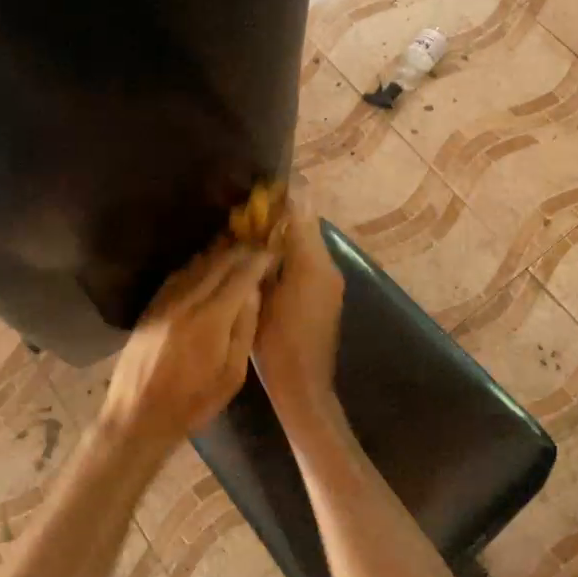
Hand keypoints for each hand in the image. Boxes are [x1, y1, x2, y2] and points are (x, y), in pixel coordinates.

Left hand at [100, 244, 274, 451]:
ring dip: (218, 253)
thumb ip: (244, 330)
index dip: (259, 260)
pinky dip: (197, 265)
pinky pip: (178, 274)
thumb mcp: (231, 376)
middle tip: (257, 243)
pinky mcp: (151, 305)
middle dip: (241, 250)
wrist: (137, 414)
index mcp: (212, 318)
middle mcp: (187, 300)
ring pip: (196, 263)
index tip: (272, 250)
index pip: (241, 276)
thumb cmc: (192, 402)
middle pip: (218, 262)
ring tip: (236, 247)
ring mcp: (166, 300)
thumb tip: (252, 292)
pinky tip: (206, 265)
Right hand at [254, 198, 343, 412]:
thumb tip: (254, 230)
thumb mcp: (260, 299)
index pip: (300, 213)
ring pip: (308, 243)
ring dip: (285, 235)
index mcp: (311, 264)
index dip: (280, 197)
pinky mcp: (327, 295)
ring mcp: (330, 282)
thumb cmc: (277, 345)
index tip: (257, 189)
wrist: (304, 387)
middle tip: (247, 213)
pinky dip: (291, 254)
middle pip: (306, 225)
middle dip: (280, 215)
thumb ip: (261, 260)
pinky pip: (309, 261)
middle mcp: (327, 267)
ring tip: (252, 233)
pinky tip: (266, 262)